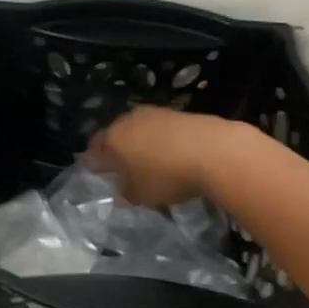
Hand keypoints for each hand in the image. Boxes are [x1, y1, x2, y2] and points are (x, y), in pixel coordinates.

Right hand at [86, 107, 244, 207]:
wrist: (213, 150)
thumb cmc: (167, 176)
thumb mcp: (141, 195)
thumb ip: (126, 193)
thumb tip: (121, 190)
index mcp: (113, 138)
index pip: (95, 149)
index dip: (94, 162)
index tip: (96, 172)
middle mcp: (129, 120)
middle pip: (116, 134)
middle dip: (116, 149)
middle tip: (121, 166)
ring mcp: (155, 113)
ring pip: (139, 128)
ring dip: (140, 142)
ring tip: (147, 160)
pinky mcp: (179, 113)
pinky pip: (161, 128)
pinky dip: (161, 139)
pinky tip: (170, 153)